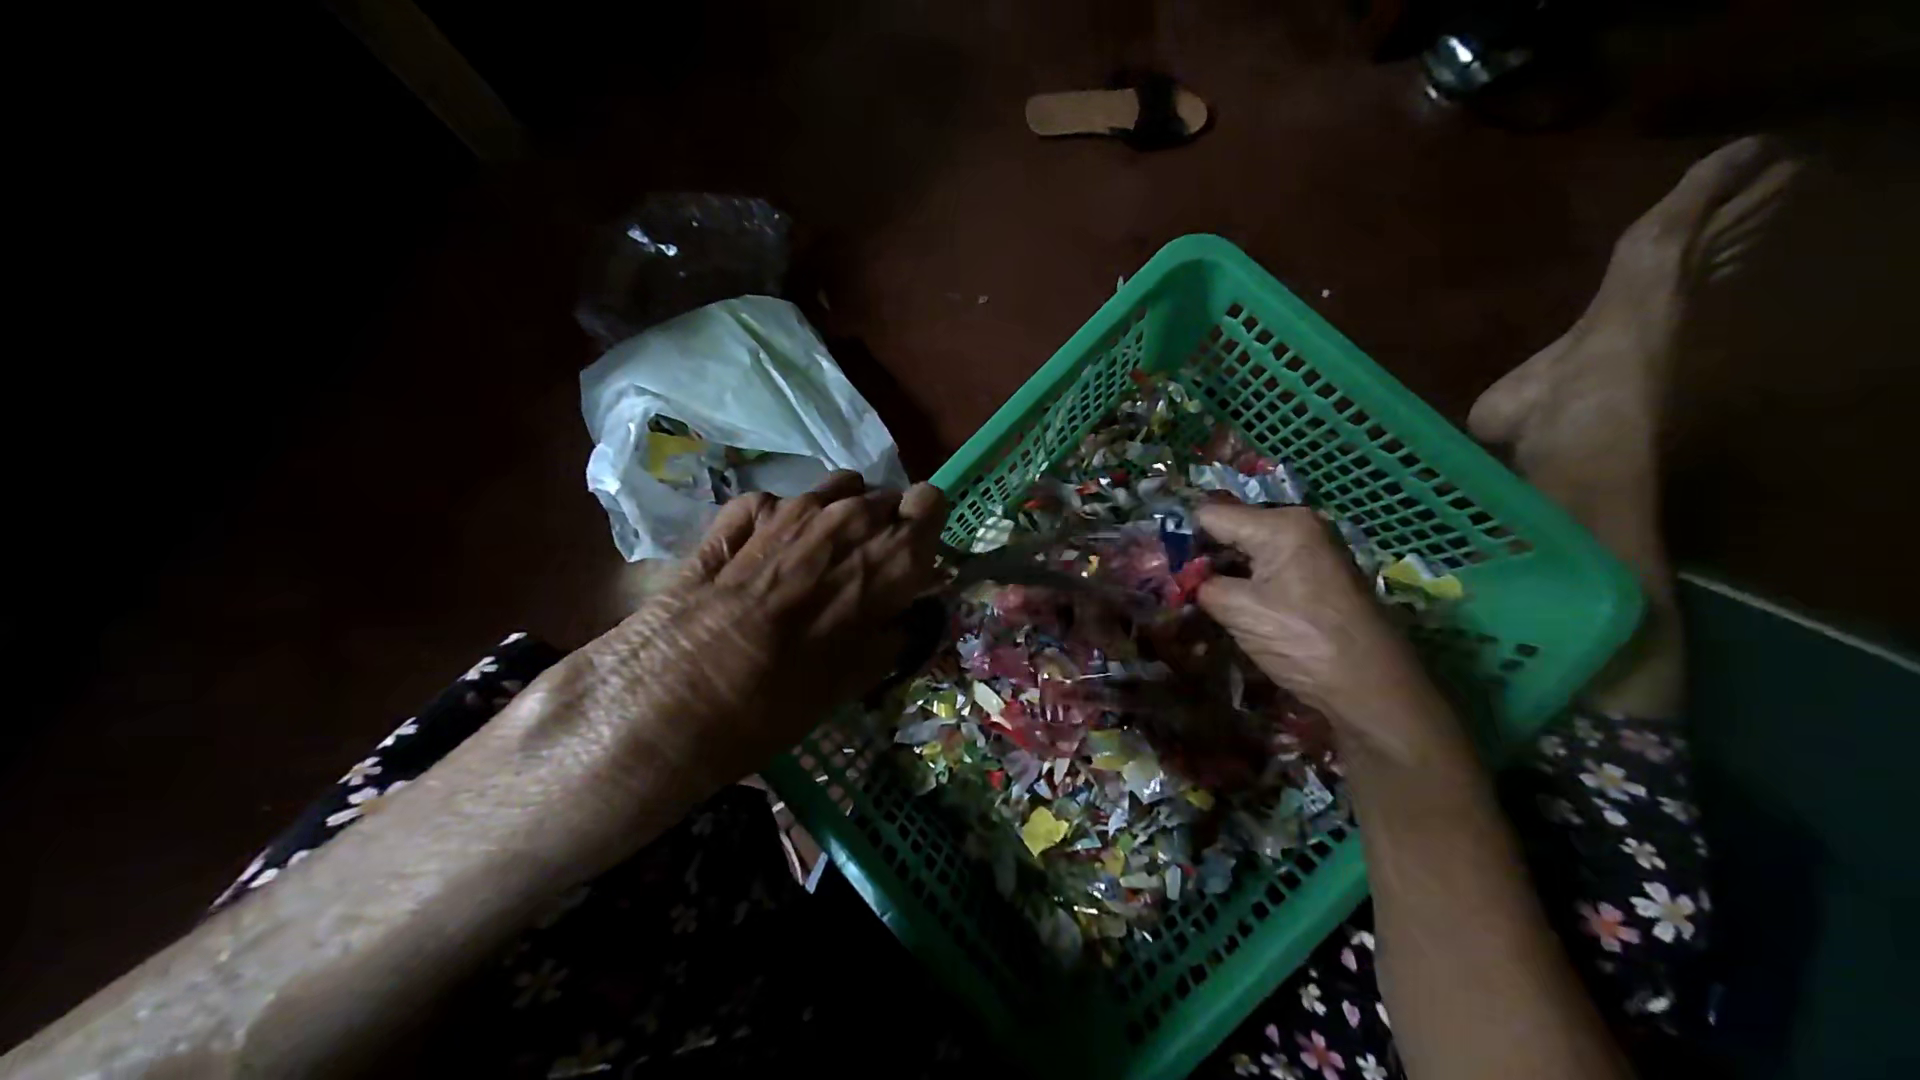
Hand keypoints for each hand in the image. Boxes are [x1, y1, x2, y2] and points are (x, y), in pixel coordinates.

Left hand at [561, 471, 947, 793]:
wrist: (670, 696)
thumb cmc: (778, 701)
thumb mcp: (854, 680)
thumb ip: (890, 636)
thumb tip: (901, 617)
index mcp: (886, 557)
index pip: (931, 502)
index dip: (924, 526)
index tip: (912, 557)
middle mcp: (845, 518)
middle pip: (885, 496)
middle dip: (883, 527)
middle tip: (862, 571)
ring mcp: (789, 508)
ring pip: (838, 488)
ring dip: (839, 515)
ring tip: (817, 559)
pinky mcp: (740, 512)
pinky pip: (783, 502)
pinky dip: (785, 521)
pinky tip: (767, 556)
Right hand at [1196, 503, 1462, 762]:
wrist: (1373, 689)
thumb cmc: (1303, 642)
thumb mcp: (1239, 611)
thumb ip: (1201, 584)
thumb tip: (1180, 578)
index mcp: (1282, 524)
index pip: (1211, 515)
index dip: (1181, 538)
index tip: (1159, 567)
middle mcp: (1301, 525)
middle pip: (1232, 527)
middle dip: (1202, 554)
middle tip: (1174, 584)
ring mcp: (1315, 549)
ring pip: (1250, 548)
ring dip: (1223, 569)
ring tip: (1196, 596)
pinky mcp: (1319, 574)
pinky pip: (1270, 564)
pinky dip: (1247, 579)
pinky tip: (1231, 604)